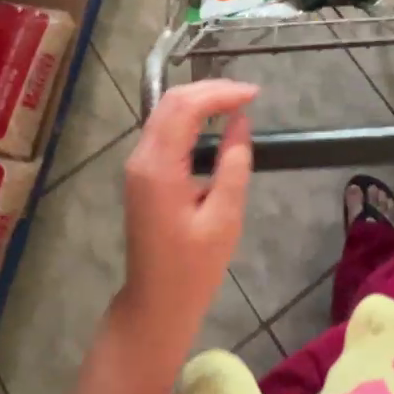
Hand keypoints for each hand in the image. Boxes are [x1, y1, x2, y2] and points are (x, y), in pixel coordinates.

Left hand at [119, 79, 256, 343]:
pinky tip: (214, 121)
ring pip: (165, 111)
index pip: (185, 107)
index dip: (220, 93)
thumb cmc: (192, 269)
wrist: (154, 305)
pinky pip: (164, 129)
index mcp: (158, 168)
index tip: (254, 95)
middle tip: (248, 94)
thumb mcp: (224, 220)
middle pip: (171, 101)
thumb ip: (233, 165)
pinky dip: (190, 116)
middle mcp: (142, 158)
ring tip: (236, 102)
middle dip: (210, 89)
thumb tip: (240, 122)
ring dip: (200, 99)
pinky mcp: (143, 173)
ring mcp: (138, 164)